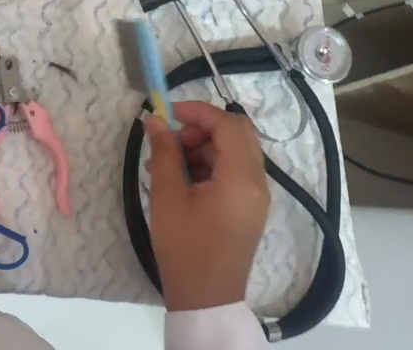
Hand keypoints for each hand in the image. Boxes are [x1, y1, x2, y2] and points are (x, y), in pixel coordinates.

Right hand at [144, 101, 269, 311]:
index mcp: (241, 178)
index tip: (168, 114)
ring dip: (201, 147)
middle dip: (201, 128)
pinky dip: (207, 165)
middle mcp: (256, 183)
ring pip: (232, 151)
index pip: (227, 124)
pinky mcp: (247, 208)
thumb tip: (156, 119)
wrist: (205, 300)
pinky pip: (231, 171)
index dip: (198, 111)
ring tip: (165, 163)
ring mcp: (254, 197)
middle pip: (236, 134)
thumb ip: (164, 151)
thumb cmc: (185, 246)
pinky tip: (177, 179)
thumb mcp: (167, 195)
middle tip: (171, 141)